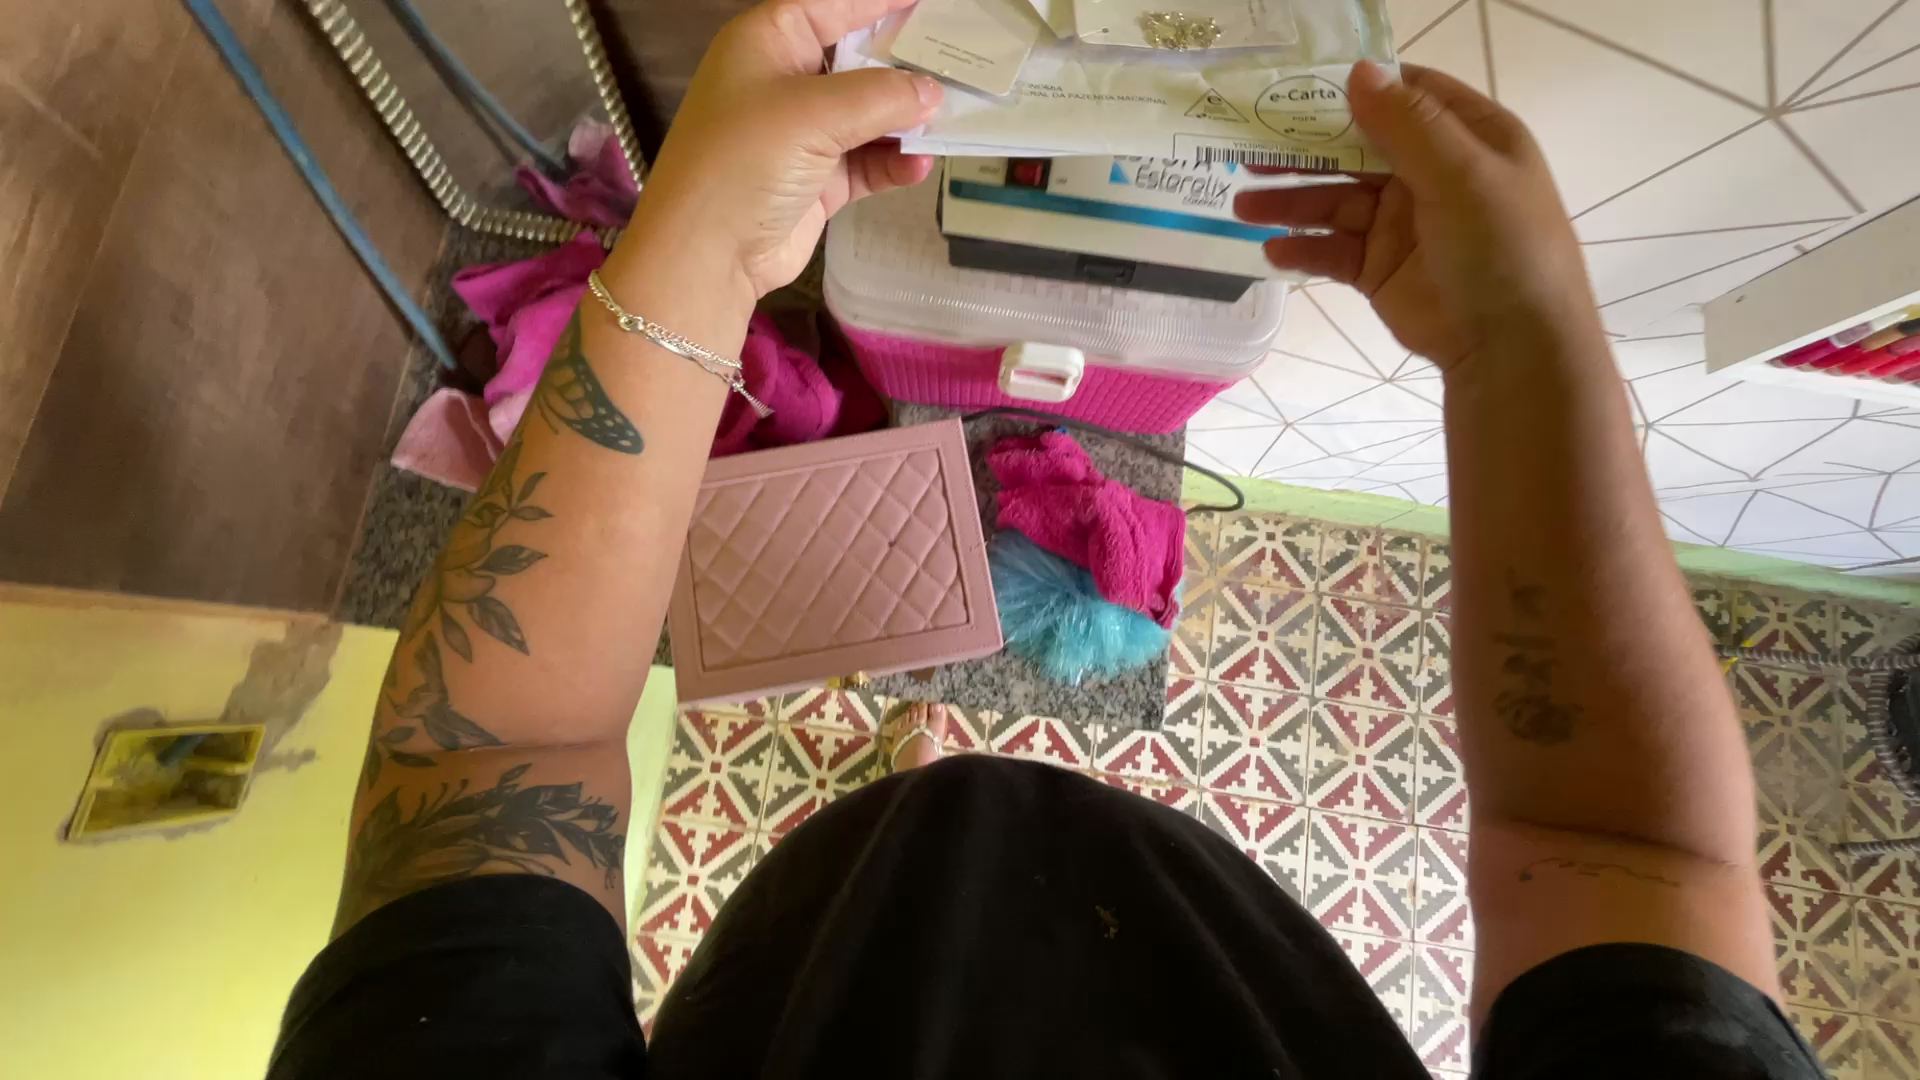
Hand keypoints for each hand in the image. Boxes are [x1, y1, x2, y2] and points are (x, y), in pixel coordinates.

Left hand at [630, 0, 943, 303]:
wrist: (711, 252)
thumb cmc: (743, 162)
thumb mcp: (811, 114)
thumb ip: (878, 98)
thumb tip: (931, 92)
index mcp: (772, 42)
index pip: (834, 3)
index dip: (881, 1)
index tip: (929, 3)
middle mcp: (788, 84)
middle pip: (858, 62)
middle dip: (904, 66)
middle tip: (955, 66)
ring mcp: (804, 137)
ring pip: (868, 119)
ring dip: (905, 123)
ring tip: (949, 121)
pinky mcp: (818, 183)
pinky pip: (866, 165)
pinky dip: (893, 165)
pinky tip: (919, 166)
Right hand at [1235, 63, 1605, 374]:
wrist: (1506, 341)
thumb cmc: (1500, 246)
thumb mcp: (1460, 175)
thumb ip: (1406, 127)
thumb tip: (1357, 73)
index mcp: (1463, 137)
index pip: (1403, 98)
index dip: (1353, 91)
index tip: (1297, 91)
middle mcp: (1427, 176)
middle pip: (1354, 153)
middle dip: (1304, 152)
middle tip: (1250, 152)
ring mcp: (1397, 225)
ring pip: (1333, 204)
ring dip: (1290, 204)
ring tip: (1243, 206)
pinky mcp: (1374, 269)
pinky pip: (1330, 252)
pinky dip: (1301, 250)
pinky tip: (1272, 250)